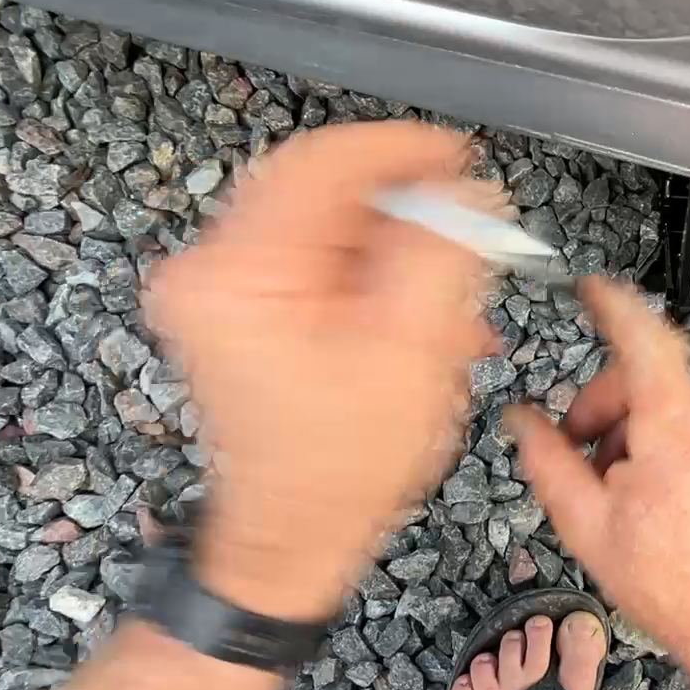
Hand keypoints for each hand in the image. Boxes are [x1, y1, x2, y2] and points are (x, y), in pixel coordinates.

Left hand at [150, 122, 491, 620]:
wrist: (298, 537)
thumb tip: (465, 196)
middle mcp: (220, 276)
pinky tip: (431, 327)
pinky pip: (332, 278)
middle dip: (413, 225)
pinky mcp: (257, 320)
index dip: (400, 152)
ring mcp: (234, 299)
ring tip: (457, 311)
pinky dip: (385, 292)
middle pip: (332, 204)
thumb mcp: (411, 355)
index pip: (321, 166)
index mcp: (241, 275)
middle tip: (470, 242)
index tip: (456, 155)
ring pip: (340, 242)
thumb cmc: (340, 470)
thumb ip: (441, 259)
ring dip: (407, 267)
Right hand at [505, 278, 689, 665]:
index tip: (591, 288)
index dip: (614, 308)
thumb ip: (548, 459)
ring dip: (628, 425)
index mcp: (676, 437)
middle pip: (645, 376)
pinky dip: (655, 436)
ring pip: (664, 399)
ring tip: (614, 481)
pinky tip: (644, 482)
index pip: (646, 345)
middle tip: (577, 447)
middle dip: (603, 404)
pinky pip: (687, 419)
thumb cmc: (663, 580)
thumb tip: (521, 418)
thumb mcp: (584, 524)